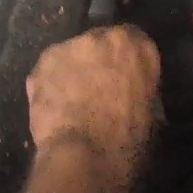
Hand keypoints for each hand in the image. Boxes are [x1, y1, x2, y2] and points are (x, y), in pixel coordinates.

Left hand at [26, 25, 160, 168]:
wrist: (86, 155)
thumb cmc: (128, 140)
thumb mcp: (149, 109)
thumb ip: (138, 86)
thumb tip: (129, 90)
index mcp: (138, 46)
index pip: (133, 41)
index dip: (124, 60)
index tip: (121, 76)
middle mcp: (103, 37)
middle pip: (99, 43)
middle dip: (97, 61)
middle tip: (96, 87)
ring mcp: (69, 46)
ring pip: (71, 55)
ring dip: (72, 70)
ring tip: (70, 100)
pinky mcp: (43, 62)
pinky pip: (49, 70)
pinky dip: (50, 83)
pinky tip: (54, 106)